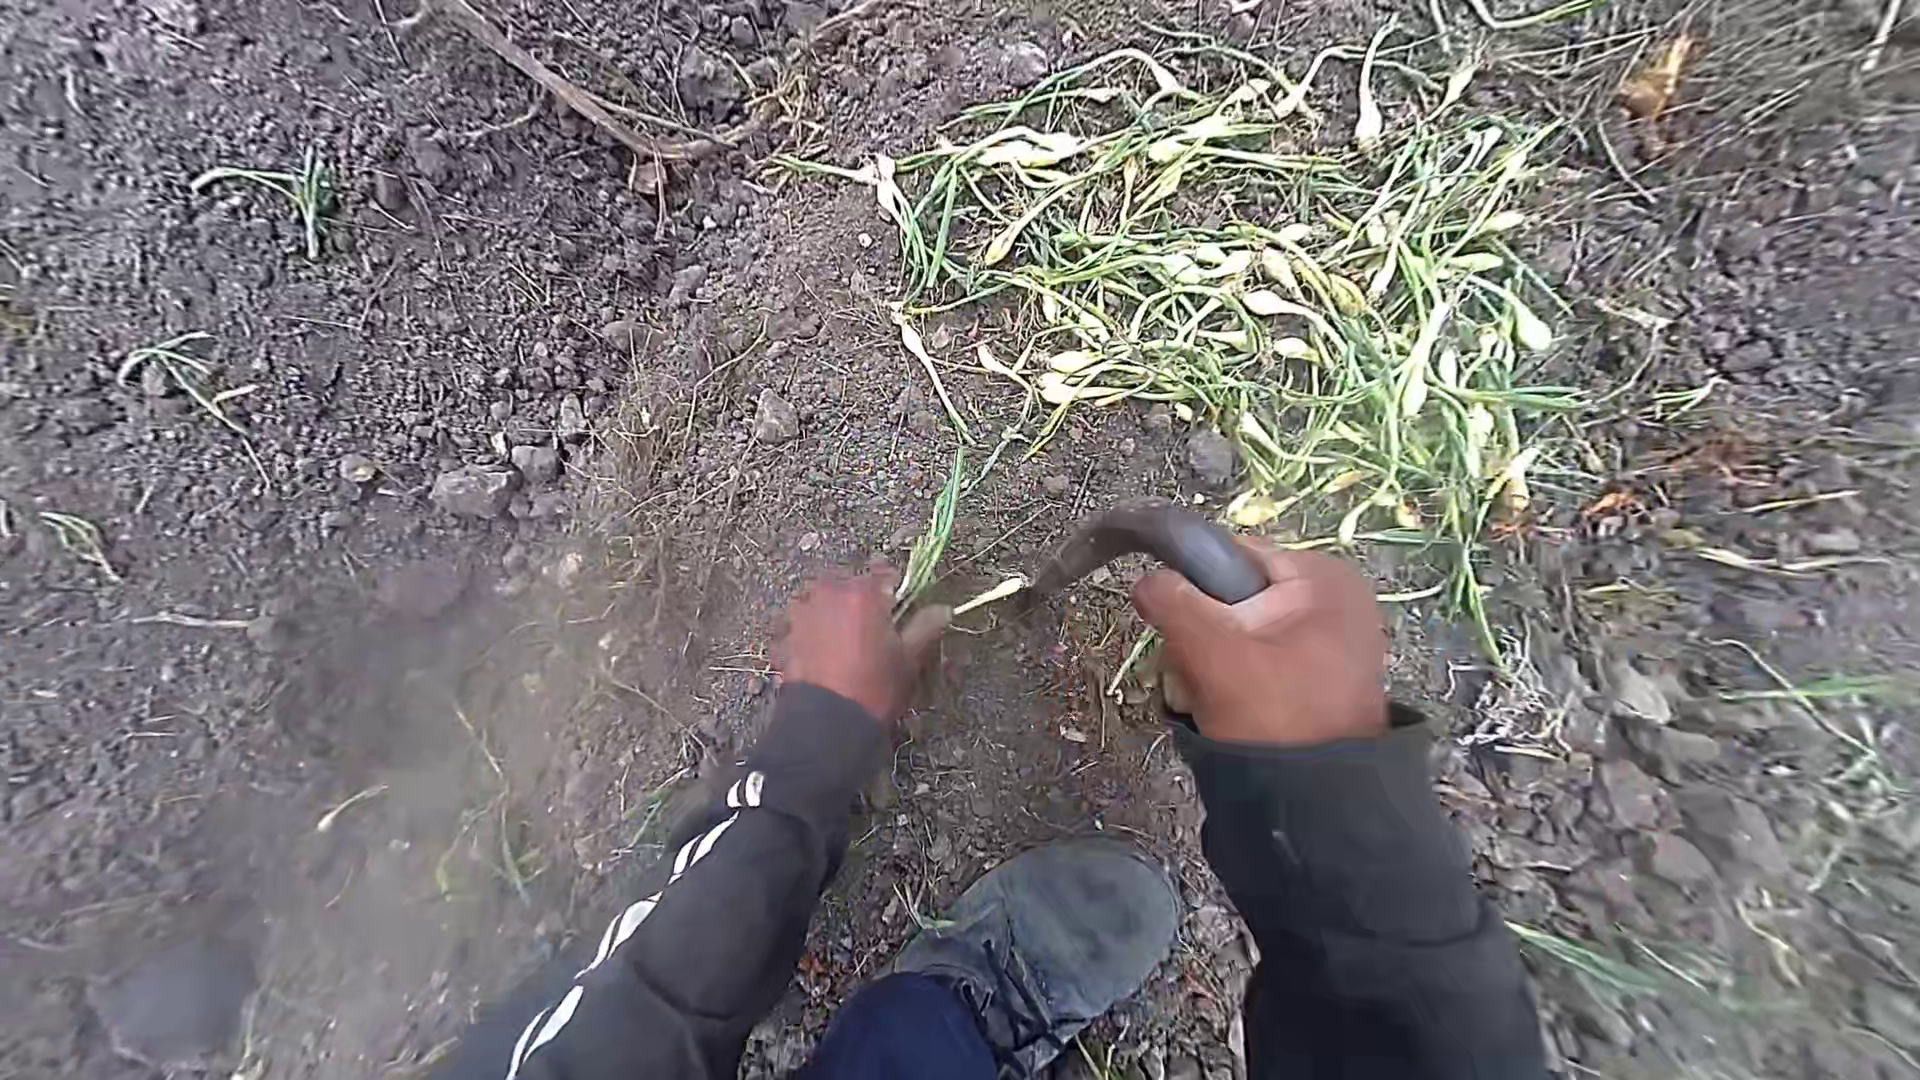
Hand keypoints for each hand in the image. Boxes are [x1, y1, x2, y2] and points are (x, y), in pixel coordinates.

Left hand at [773, 562, 949, 723]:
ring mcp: (800, 614)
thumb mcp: (909, 657)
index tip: (900, 609)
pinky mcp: (783, 637)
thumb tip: (942, 609)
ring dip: (833, 613)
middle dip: (862, 601)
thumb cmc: (873, 688)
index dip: (896, 591)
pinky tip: (823, 656)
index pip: (884, 573)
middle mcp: (826, 594)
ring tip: (846, 643)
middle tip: (875, 631)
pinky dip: (811, 633)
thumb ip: (926, 625)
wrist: (826, 728)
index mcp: (861, 592)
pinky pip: (801, 625)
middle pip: (850, 585)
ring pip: (822, 601)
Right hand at [1131, 541, 1387, 745]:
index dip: (1188, 584)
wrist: (1319, 808)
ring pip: (1230, 629)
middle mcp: (1328, 601)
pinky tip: (1218, 702)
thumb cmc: (1278, 720)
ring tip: (1202, 692)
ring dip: (1201, 659)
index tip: (1168, 620)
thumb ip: (1174, 604)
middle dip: (1196, 634)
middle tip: (1190, 668)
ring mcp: (1321, 639)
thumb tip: (1146, 580)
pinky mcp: (1309, 672)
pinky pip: (1246, 655)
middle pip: (1225, 596)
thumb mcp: (1215, 653)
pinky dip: (1224, 676)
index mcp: (1322, 579)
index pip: (1227, 554)